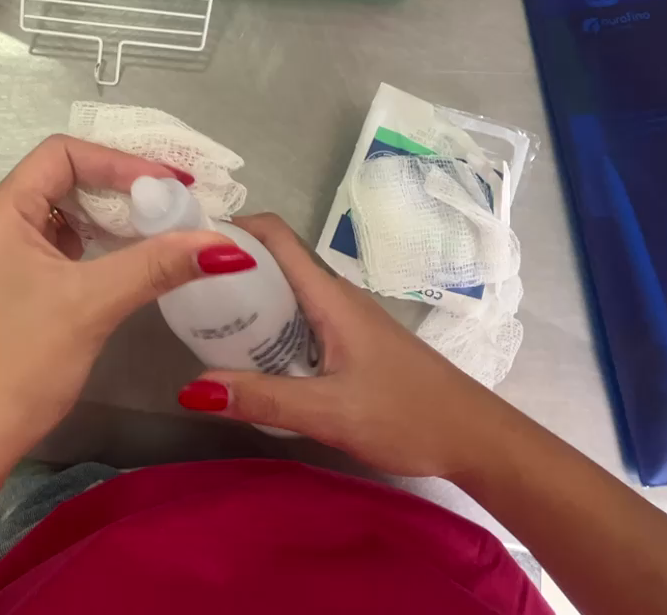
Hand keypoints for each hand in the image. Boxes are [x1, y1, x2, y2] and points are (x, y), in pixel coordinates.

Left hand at [0, 135, 252, 465]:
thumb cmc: (22, 361)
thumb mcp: (92, 304)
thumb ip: (157, 265)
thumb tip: (227, 246)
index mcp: (1, 210)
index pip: (64, 154)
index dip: (120, 160)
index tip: (170, 183)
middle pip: (64, 177)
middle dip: (121, 185)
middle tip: (174, 200)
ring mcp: (2, 253)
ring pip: (64, 212)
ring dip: (110, 215)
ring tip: (160, 226)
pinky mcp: (13, 282)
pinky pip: (60, 244)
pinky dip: (96, 243)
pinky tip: (127, 258)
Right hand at [174, 213, 521, 478]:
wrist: (479, 440)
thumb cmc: (407, 415)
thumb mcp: (329, 413)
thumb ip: (262, 399)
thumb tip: (191, 389)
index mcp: (328, 295)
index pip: (275, 235)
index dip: (234, 226)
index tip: (191, 240)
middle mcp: (334, 296)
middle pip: (273, 262)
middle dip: (229, 268)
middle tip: (187, 290)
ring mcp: (345, 318)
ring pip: (286, 292)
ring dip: (248, 298)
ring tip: (208, 321)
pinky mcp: (352, 340)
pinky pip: (299, 317)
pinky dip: (269, 324)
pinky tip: (254, 356)